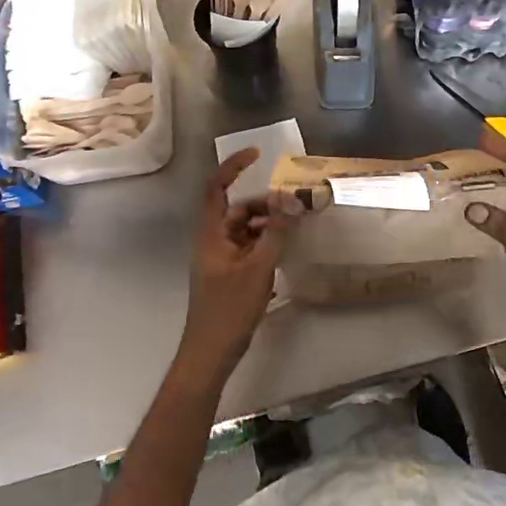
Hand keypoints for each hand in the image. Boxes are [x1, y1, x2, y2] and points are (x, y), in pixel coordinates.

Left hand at [180, 148, 290, 377]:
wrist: (212, 352)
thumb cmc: (229, 309)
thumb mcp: (257, 269)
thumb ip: (275, 234)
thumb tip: (289, 201)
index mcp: (211, 234)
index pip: (216, 188)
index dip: (233, 166)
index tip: (257, 154)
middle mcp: (213, 240)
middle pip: (237, 209)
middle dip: (264, 203)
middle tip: (294, 205)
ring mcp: (221, 258)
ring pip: (246, 229)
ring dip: (268, 224)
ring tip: (294, 228)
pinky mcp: (231, 273)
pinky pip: (250, 247)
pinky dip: (267, 243)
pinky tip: (285, 250)